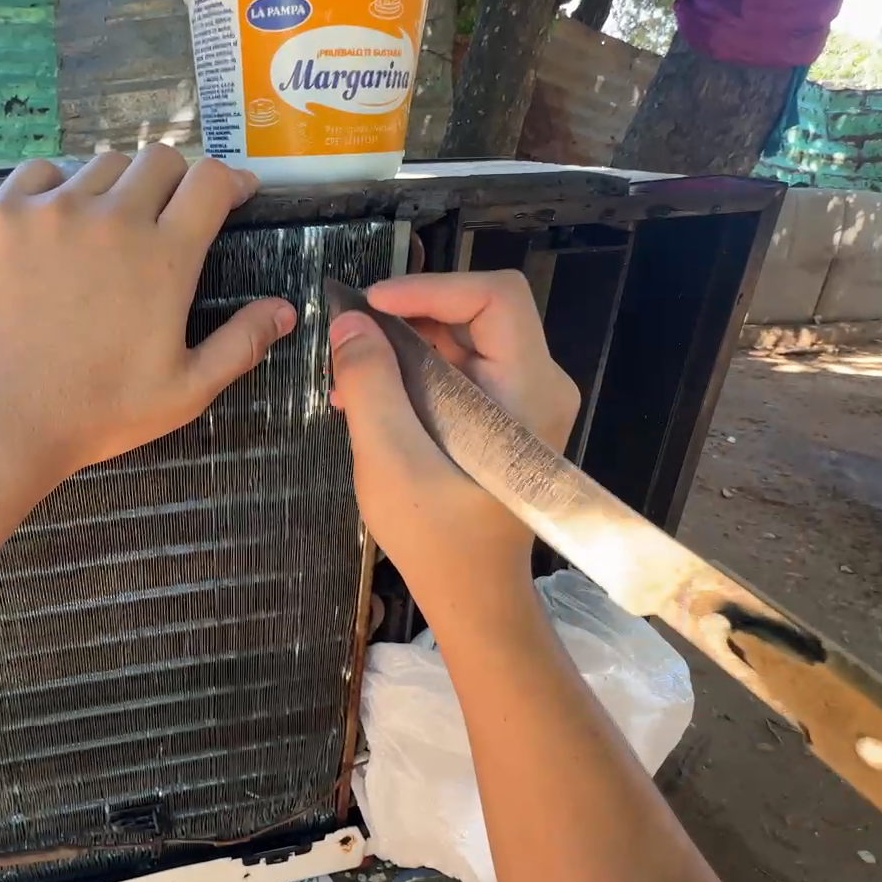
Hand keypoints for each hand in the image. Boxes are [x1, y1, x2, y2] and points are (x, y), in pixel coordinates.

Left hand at [0, 148, 296, 477]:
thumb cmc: (95, 411)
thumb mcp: (183, 392)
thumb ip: (240, 345)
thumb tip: (286, 310)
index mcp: (164, 257)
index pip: (209, 182)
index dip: (231, 179)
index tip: (236, 191)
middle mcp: (111, 216)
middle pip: (158, 159)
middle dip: (177, 178)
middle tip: (169, 212)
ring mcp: (50, 210)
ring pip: (100, 163)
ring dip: (118, 184)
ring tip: (109, 221)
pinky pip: (39, 174)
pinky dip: (59, 186)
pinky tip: (55, 220)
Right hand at [327, 271, 579, 609]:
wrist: (471, 593)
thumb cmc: (437, 537)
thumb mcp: (391, 459)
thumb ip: (370, 385)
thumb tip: (349, 323)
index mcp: (527, 390)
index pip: (494, 298)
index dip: (429, 288)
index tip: (369, 304)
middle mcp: (535, 385)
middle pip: (473, 316)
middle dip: (405, 320)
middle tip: (348, 340)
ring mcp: (518, 402)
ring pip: (457, 343)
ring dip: (398, 350)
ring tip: (345, 377)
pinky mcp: (497, 420)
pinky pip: (452, 374)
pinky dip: (407, 377)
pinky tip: (364, 401)